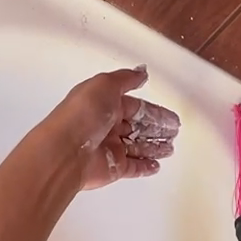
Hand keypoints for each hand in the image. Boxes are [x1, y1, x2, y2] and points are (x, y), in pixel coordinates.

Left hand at [39, 68, 180, 189]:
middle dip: (156, 128)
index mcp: (104, 103)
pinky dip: (145, 166)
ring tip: (170, 148)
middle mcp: (107, 125)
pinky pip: (133, 167)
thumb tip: (142, 71)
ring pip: (137, 146)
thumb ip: (126, 78)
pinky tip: (157, 164)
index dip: (153, 111)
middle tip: (174, 132)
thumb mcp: (104, 84)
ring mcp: (110, 148)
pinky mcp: (113, 168)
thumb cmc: (83, 113)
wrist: (66, 150)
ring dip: (154, 147)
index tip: (171, 117)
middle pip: (137, 126)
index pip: (134, 106)